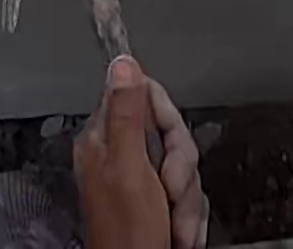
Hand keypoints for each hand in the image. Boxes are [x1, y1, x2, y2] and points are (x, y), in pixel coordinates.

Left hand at [75, 56, 207, 248]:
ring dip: (187, 195)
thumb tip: (123, 61)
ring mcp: (140, 177)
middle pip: (170, 127)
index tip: (168, 144)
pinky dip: (189, 212)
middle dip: (181, 163)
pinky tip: (177, 232)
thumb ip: (127, 114)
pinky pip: (188, 186)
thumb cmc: (128, 236)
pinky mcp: (157, 199)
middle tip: (169, 188)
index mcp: (104, 139)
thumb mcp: (128, 168)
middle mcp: (120, 152)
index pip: (144, 93)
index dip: (165, 115)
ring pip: (184, 158)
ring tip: (173, 221)